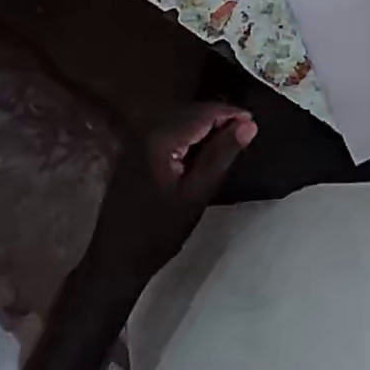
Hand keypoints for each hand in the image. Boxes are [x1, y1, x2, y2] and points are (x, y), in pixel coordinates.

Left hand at [85, 104, 255, 283]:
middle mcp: (148, 130)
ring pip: (179, 119)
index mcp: (162, 138)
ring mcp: (139, 139)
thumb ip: (222, 154)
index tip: (253, 120)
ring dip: (204, 123)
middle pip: (190, 111)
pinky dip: (189, 133)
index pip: (202, 114)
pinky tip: (202, 148)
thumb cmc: (160, 230)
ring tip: (229, 137)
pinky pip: (168, 130)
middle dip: (218, 116)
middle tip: (245, 129)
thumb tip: (248, 125)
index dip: (229, 113)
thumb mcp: (197, 194)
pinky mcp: (136, 149)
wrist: (116, 258)